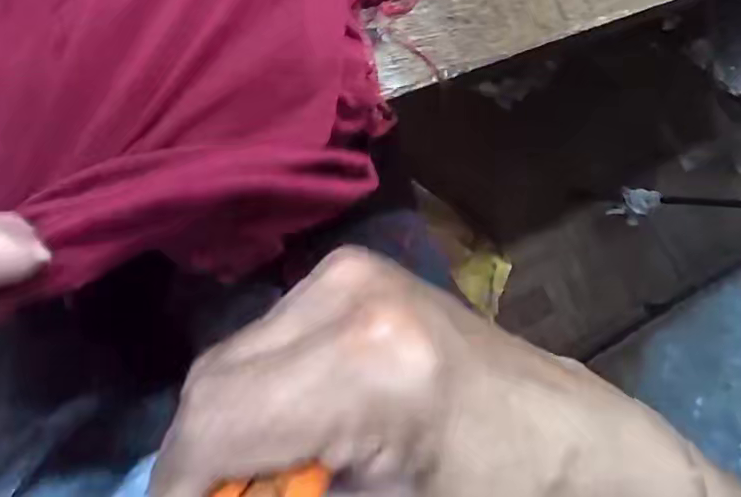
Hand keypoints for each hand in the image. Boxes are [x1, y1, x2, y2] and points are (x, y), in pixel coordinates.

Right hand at [150, 247, 740, 496]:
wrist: (558, 431)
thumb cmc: (490, 495)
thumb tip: (211, 494)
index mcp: (367, 364)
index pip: (212, 419)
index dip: (182, 492)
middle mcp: (352, 293)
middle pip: (213, 379)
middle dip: (205, 461)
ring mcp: (354, 268)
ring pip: (234, 353)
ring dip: (236, 424)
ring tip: (280, 472)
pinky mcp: (354, 266)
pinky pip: (271, 334)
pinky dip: (267, 389)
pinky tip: (307, 423)